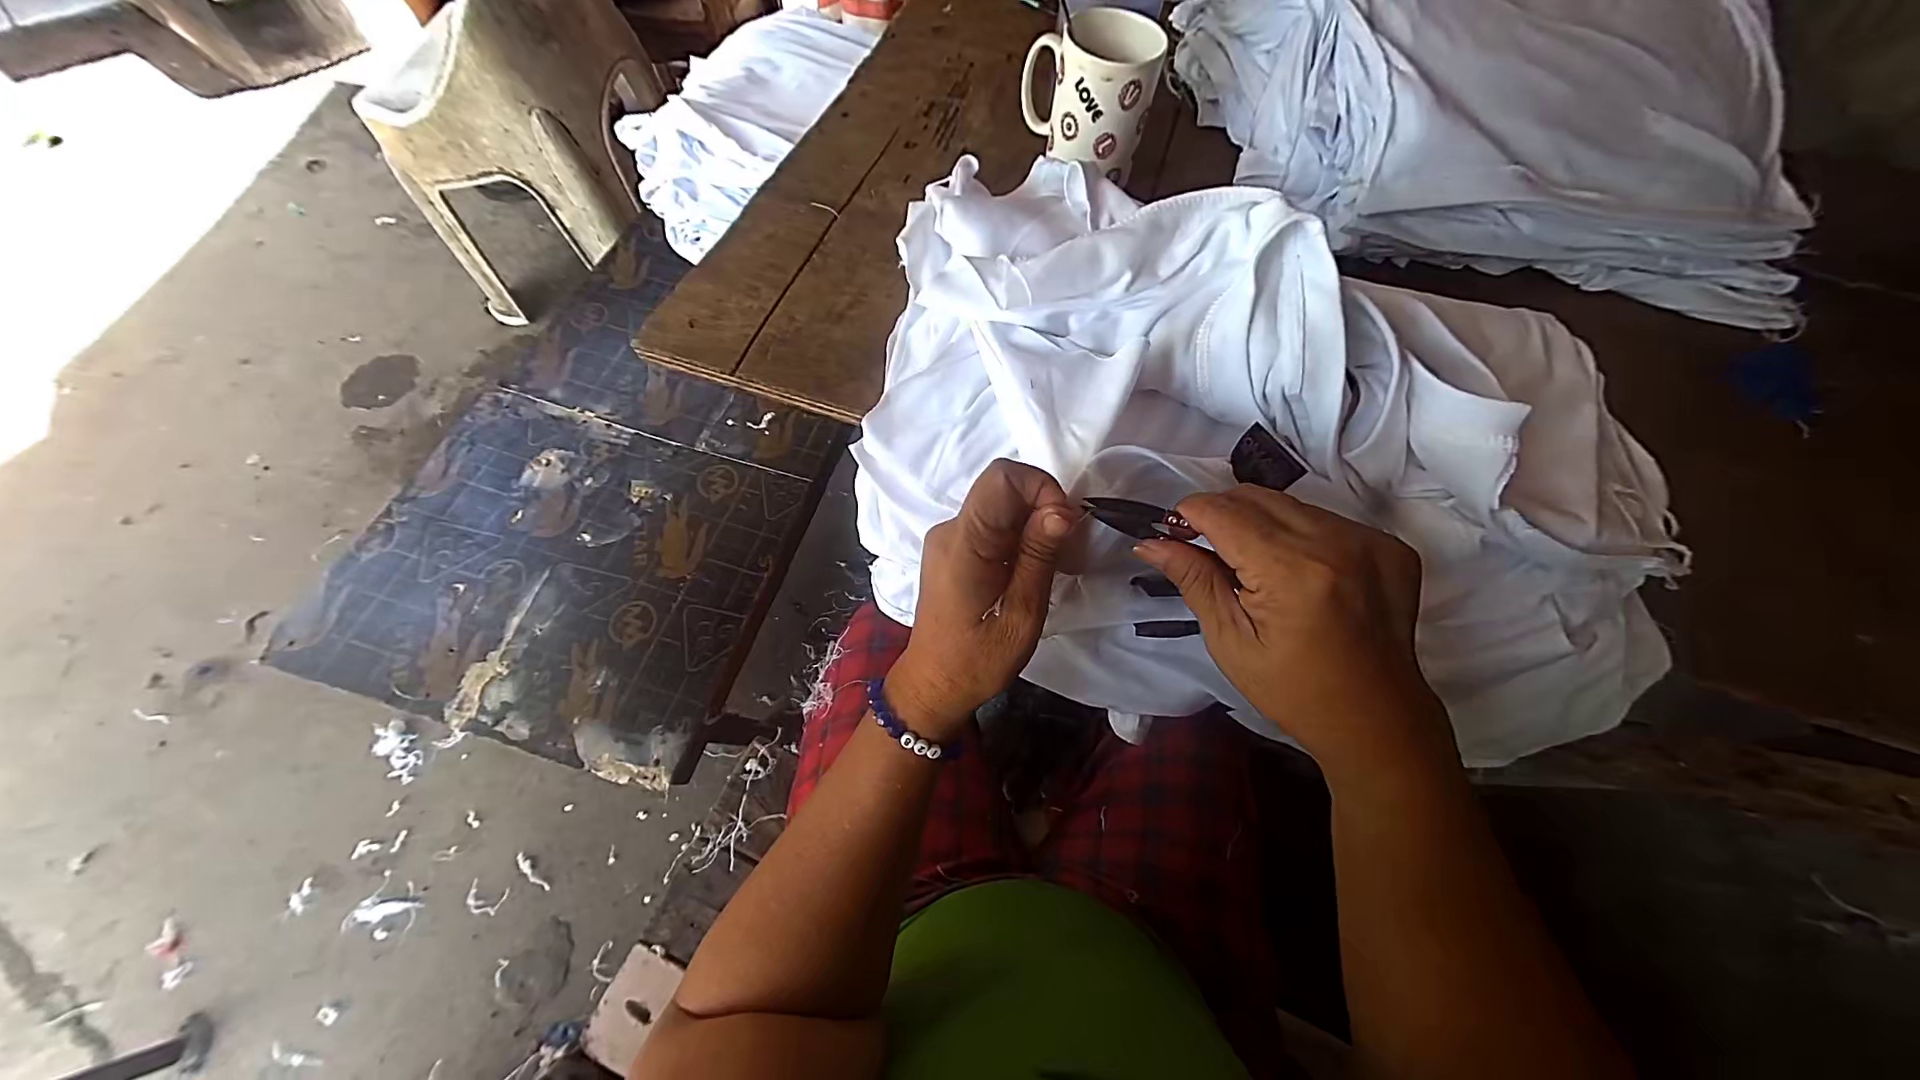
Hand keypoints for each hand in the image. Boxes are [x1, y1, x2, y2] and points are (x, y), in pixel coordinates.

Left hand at [886, 460, 1075, 740]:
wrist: (933, 683)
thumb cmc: (977, 661)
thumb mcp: (1021, 616)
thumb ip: (1038, 557)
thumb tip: (1062, 510)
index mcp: (964, 544)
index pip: (1002, 478)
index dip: (1041, 488)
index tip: (1064, 527)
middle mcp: (949, 530)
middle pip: (1003, 487)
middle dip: (1043, 508)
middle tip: (1064, 551)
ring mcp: (947, 537)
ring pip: (1000, 505)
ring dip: (1033, 524)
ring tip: (1049, 566)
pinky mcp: (952, 548)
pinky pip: (991, 523)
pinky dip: (1018, 536)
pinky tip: (1029, 570)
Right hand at [1134, 485, 1450, 772]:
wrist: (1375, 719)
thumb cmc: (1294, 690)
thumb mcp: (1230, 640)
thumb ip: (1194, 580)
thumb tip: (1152, 543)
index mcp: (1291, 572)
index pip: (1223, 512)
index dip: (1188, 515)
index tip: (1173, 533)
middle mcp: (1334, 544)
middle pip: (1254, 497)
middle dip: (1218, 514)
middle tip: (1203, 548)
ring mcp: (1368, 540)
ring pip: (1288, 503)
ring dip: (1256, 521)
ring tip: (1250, 565)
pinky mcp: (1388, 545)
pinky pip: (1324, 518)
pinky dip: (1296, 532)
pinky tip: (1293, 570)